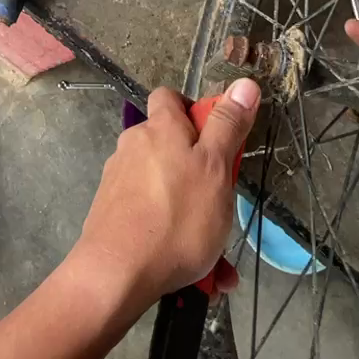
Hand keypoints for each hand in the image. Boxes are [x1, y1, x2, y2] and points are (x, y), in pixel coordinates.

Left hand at [70, 79, 258, 303]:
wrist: (117, 271)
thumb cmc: (176, 216)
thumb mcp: (215, 168)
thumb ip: (228, 127)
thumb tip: (244, 84)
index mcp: (160, 127)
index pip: (170, 97)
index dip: (193, 110)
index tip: (216, 138)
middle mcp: (134, 145)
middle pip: (170, 147)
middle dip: (200, 176)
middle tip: (221, 205)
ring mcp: (120, 178)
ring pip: (167, 190)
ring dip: (193, 218)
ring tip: (217, 258)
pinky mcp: (113, 211)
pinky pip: (153, 217)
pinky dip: (175, 238)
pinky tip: (198, 274)